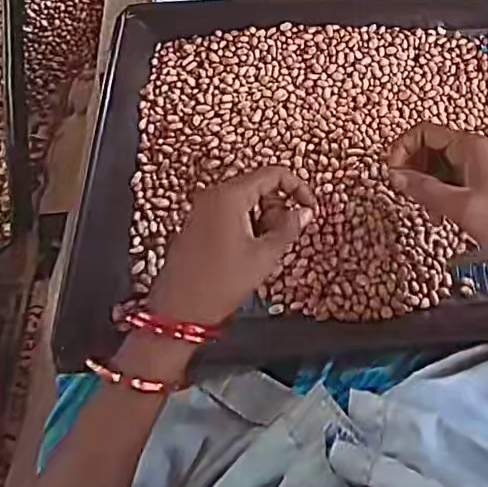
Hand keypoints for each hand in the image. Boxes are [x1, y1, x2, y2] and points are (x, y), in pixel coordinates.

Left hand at [146, 167, 314, 325]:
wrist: (177, 313)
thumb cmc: (220, 283)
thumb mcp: (264, 256)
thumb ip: (289, 228)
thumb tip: (306, 211)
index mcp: (230, 196)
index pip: (273, 174)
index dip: (298, 187)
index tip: (310, 208)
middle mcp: (214, 195)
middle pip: (259, 186)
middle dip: (278, 209)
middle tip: (283, 238)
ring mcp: (203, 209)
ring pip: (246, 202)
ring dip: (263, 220)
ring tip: (263, 251)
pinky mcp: (197, 224)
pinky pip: (231, 214)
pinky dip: (247, 226)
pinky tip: (246, 254)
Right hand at [384, 123, 487, 269]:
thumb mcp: (459, 206)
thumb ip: (424, 189)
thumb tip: (394, 176)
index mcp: (470, 146)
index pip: (424, 132)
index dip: (403, 148)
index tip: (391, 172)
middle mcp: (473, 152)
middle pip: (429, 148)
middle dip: (412, 167)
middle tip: (402, 191)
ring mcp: (477, 170)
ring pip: (437, 167)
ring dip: (423, 184)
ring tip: (422, 208)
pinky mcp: (480, 189)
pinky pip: (448, 183)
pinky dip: (436, 195)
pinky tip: (436, 216)